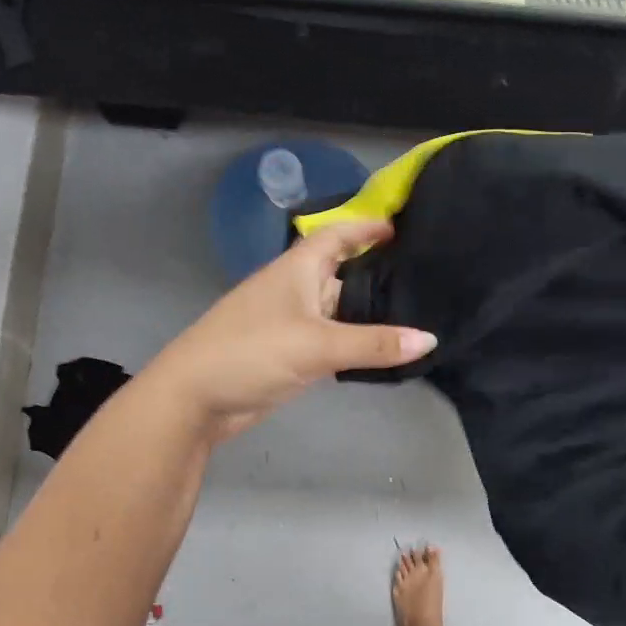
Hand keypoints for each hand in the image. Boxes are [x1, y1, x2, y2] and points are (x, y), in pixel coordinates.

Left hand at [150, 220, 435, 437]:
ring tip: (418, 316)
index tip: (402, 227)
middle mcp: (296, 291)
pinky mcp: (291, 357)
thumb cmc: (251, 352)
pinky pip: (333, 343)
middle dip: (379, 273)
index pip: (337, 236)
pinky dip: (357, 344)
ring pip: (340, 312)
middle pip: (343, 274)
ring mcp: (293, 326)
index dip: (366, 227)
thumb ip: (374, 344)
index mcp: (297, 270)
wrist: (196, 398)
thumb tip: (430, 339)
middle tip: (426, 279)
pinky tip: (384, 353)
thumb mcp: (317, 345)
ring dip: (371, 314)